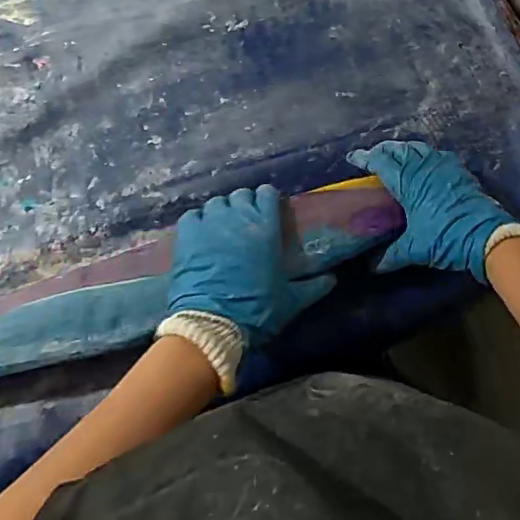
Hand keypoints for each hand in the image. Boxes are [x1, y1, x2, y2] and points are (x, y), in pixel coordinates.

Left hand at [167, 185, 336, 344]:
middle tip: (246, 221)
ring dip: (221, 212)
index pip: (267, 194)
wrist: (212, 325)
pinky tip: (200, 234)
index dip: (268, 199)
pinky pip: (191, 216)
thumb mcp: (290, 300)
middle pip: (241, 195)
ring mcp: (210, 225)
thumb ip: (313, 287)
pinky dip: (197, 221)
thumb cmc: (256, 309)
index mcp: (266, 227)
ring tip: (222, 227)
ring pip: (216, 203)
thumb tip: (332, 280)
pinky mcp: (187, 238)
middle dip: (244, 204)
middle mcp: (239, 218)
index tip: (269, 209)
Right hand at [345, 141, 519, 282]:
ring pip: (419, 148)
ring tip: (396, 157)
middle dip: (384, 151)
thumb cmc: (446, 237)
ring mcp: (444, 165)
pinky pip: (436, 154)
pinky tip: (424, 164)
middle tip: (373, 157)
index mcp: (409, 181)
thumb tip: (374, 267)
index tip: (354, 158)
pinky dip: (424, 155)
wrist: (485, 234)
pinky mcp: (459, 170)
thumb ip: (392, 255)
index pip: (382, 162)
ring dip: (404, 150)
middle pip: (400, 150)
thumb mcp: (415, 249)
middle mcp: (424, 167)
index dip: (366, 158)